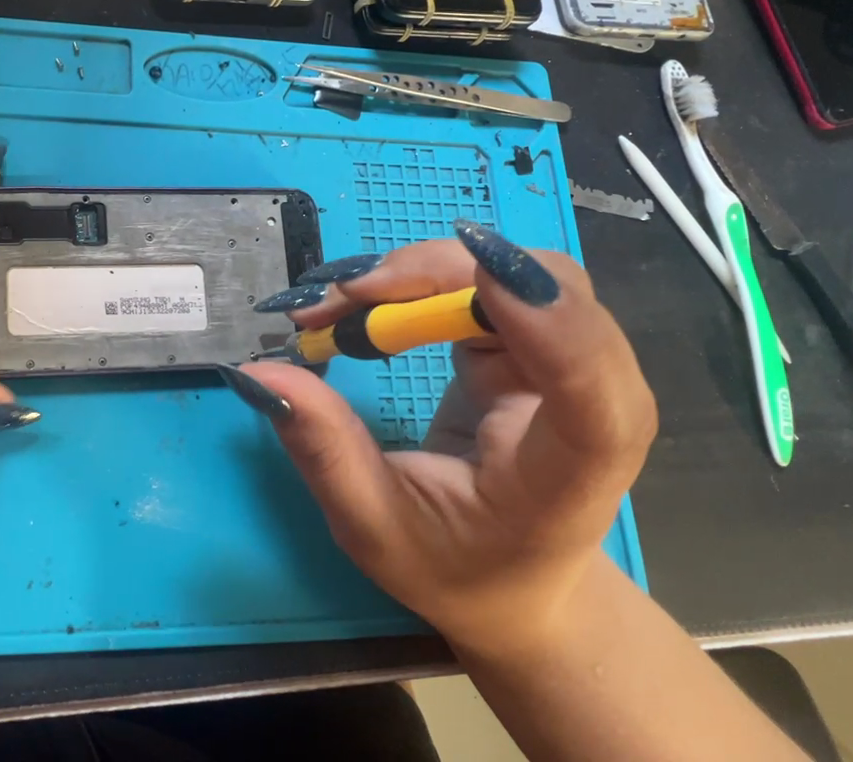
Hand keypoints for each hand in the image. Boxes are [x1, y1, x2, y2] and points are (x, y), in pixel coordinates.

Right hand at [232, 224, 656, 657]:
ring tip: (335, 301)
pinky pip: (482, 282)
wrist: (516, 583)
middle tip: (339, 298)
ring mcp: (562, 363)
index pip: (594, 395)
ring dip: (418, 270)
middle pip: (551, 296)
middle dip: (439, 275)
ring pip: (513, 273)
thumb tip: (258, 371)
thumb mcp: (372, 525)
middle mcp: (588, 402)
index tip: (482, 270)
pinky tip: (360, 300)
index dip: (553, 323)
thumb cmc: (456, 568)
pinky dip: (414, 279)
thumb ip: (324, 448)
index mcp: (567, 474)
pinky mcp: (529, 343)